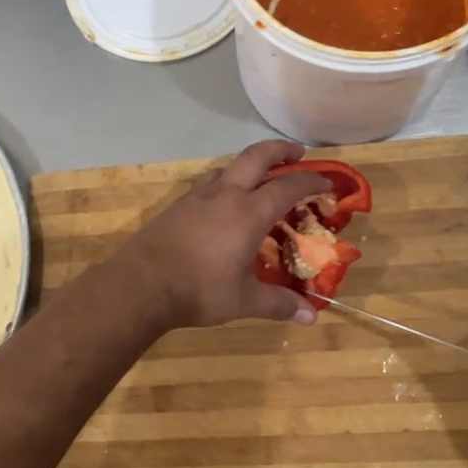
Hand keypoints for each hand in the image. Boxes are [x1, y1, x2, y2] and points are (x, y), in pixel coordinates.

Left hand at [113, 140, 330, 330]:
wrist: (140, 283)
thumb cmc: (198, 290)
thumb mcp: (243, 300)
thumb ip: (278, 303)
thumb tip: (310, 316)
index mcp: (249, 212)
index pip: (288, 186)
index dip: (311, 182)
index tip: (327, 184)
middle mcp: (225, 195)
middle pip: (257, 156)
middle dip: (280, 150)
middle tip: (297, 153)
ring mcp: (196, 196)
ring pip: (228, 166)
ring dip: (248, 164)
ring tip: (259, 178)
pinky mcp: (177, 205)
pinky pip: (208, 183)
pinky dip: (225, 182)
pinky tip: (222, 202)